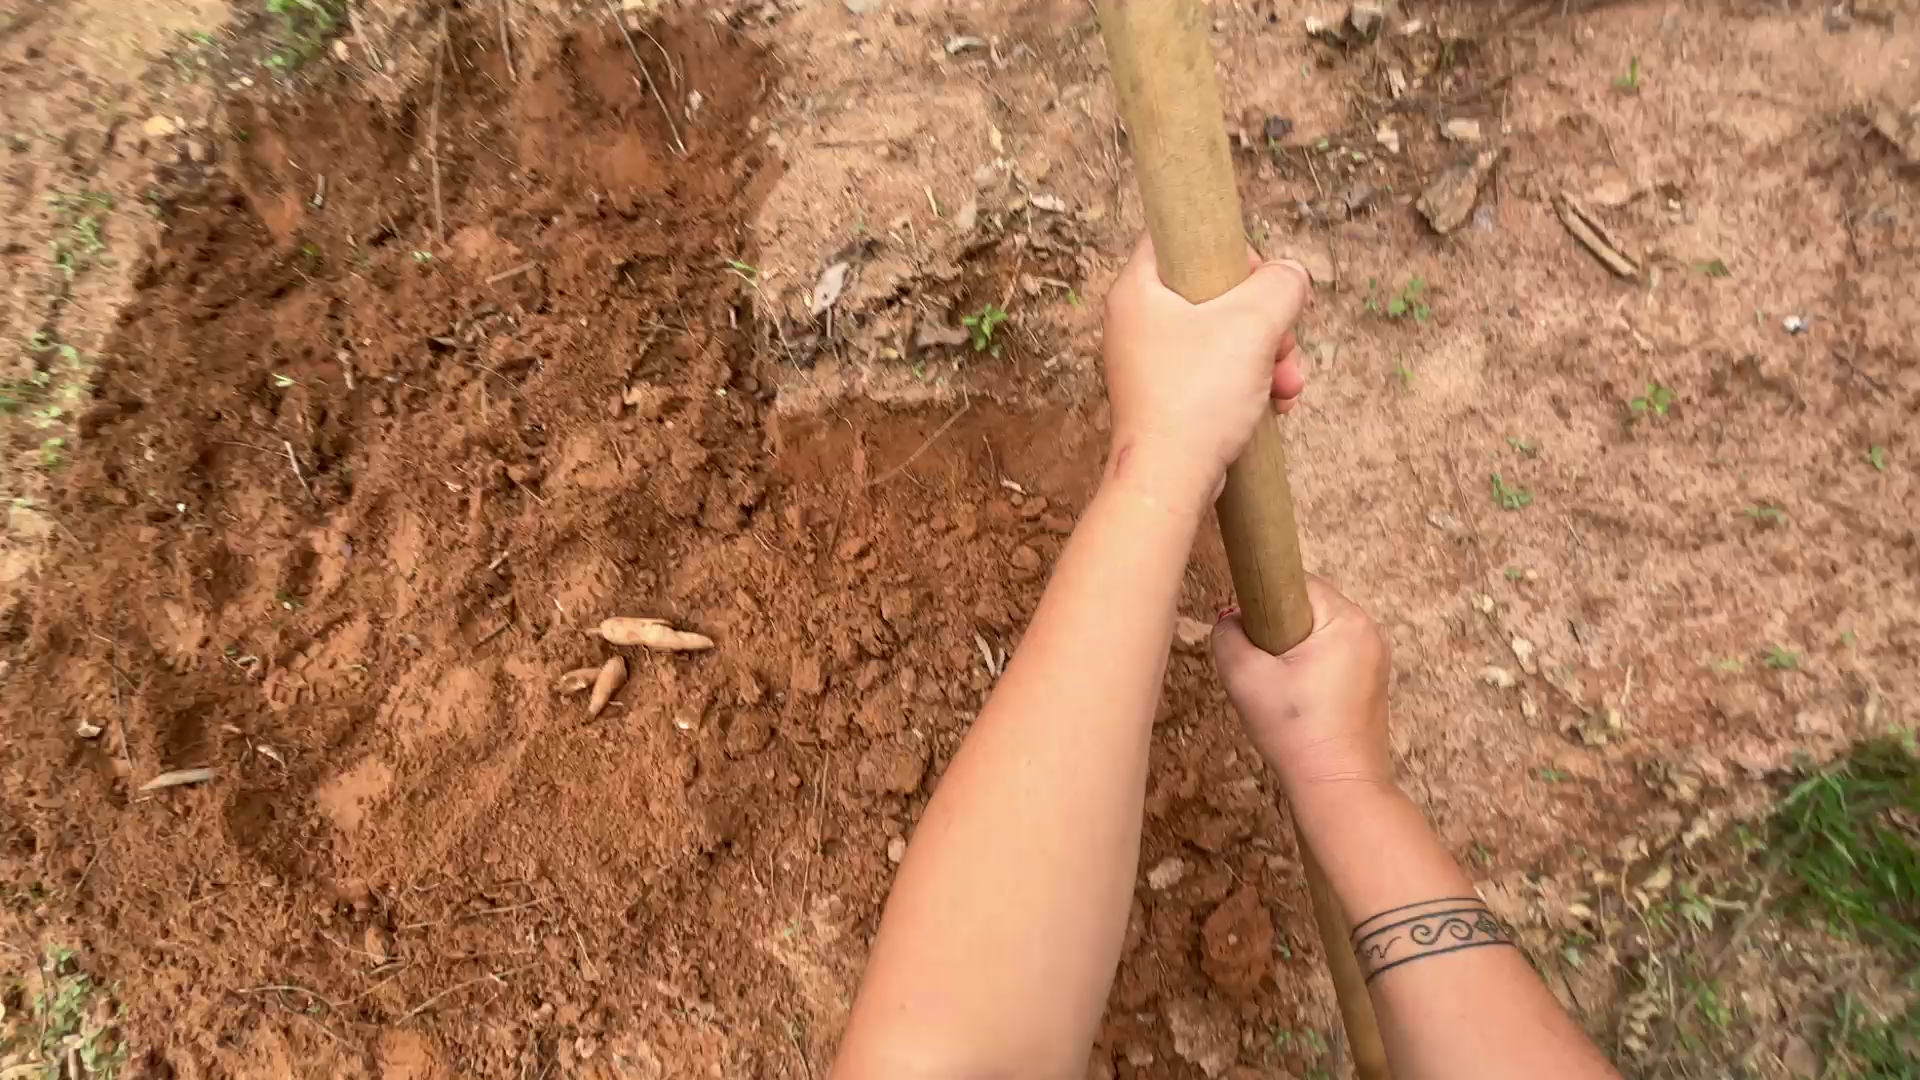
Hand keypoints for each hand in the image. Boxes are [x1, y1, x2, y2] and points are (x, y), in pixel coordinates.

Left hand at [1101, 234, 1310, 504]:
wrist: (1169, 479)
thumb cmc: (1196, 396)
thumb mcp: (1253, 322)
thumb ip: (1281, 283)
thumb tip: (1288, 277)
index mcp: (1138, 290)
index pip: (1179, 236)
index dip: (1227, 248)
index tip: (1256, 279)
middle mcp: (1136, 323)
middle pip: (1213, 292)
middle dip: (1265, 319)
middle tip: (1282, 342)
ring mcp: (1149, 363)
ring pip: (1223, 337)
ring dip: (1267, 356)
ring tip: (1287, 384)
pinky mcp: (1166, 397)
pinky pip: (1215, 374)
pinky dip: (1248, 384)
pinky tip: (1276, 404)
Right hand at [1211, 577, 1394, 813]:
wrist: (1336, 785)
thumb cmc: (1293, 726)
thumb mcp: (1243, 675)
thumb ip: (1227, 634)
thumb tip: (1231, 621)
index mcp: (1346, 620)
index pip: (1294, 583)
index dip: (1262, 601)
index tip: (1246, 634)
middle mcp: (1368, 630)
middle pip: (1306, 606)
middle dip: (1275, 628)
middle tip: (1257, 664)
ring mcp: (1375, 657)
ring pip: (1316, 631)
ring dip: (1289, 648)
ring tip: (1273, 682)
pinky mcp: (1371, 680)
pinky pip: (1330, 653)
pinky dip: (1307, 665)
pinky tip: (1293, 695)